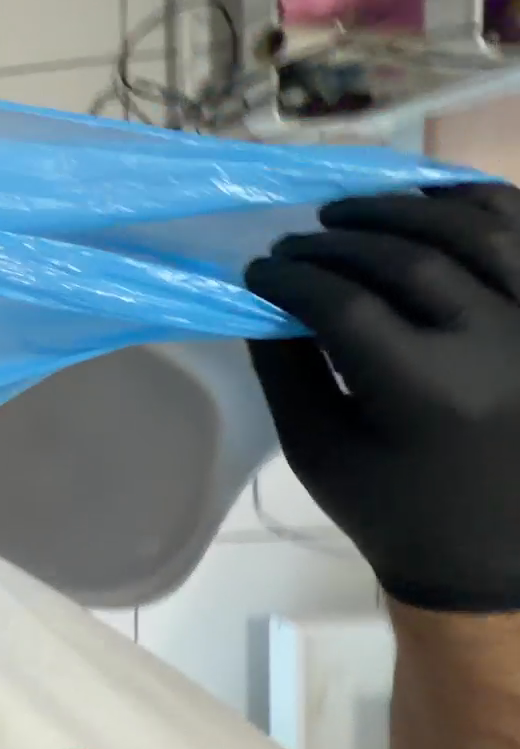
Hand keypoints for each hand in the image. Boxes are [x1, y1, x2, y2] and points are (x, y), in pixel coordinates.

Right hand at [245, 183, 519, 610]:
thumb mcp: (314, 444)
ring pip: (480, 232)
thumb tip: (265, 305)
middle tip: (289, 246)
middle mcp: (499, 345)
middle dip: (333, 243)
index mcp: (423, 389)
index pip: (341, 303)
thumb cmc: (389, 503)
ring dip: (403, 212)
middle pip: (406, 259)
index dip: (287, 277)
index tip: (253, 271)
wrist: (499, 547)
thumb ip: (286, 369)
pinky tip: (433, 201)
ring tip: (348, 212)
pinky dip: (485, 208)